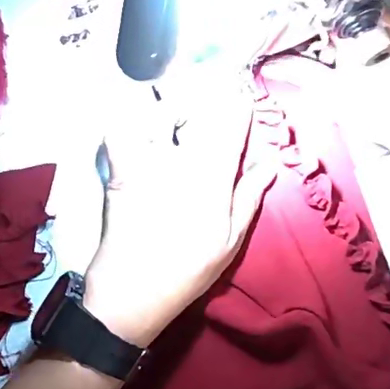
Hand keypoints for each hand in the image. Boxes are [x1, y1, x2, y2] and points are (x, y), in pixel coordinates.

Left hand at [83, 74, 276, 347]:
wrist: (132, 294)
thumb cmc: (188, 271)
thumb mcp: (230, 240)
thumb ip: (249, 195)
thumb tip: (271, 161)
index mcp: (214, 181)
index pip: (232, 130)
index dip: (240, 107)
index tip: (243, 95)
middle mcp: (183, 164)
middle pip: (198, 115)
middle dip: (209, 98)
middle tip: (213, 95)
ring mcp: (148, 166)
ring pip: (159, 116)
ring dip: (170, 106)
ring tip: (176, 109)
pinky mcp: (120, 171)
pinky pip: (118, 134)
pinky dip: (124, 121)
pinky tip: (133, 121)